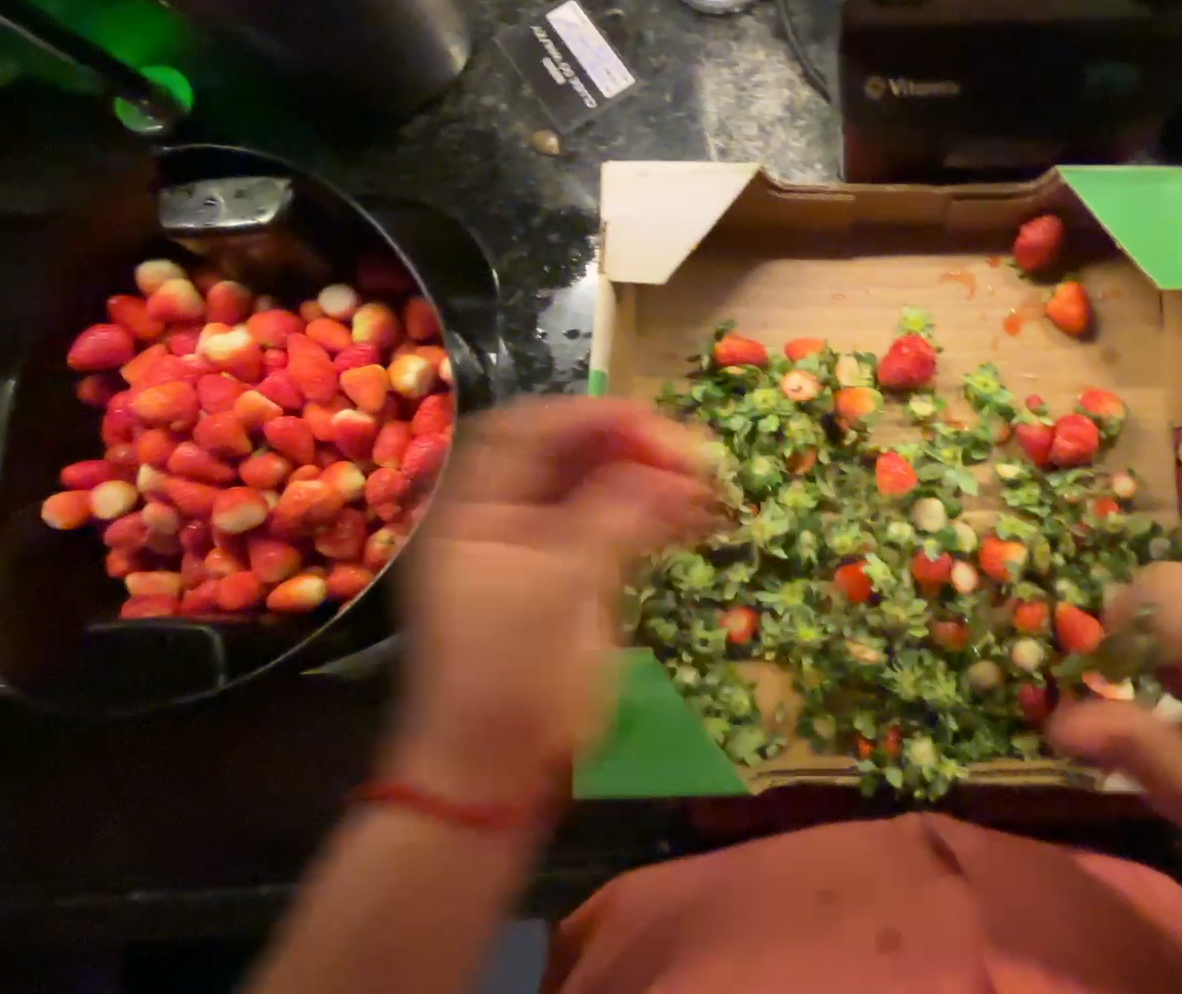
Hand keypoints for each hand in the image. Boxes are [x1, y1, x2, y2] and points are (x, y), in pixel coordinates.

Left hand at [388, 398, 715, 805]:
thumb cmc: (509, 674)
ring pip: (603, 489)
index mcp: (476, 508)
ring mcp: (546, 544)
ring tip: (706, 482)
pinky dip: (660, 515)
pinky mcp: (580, 574)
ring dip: (653, 479)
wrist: (497, 765)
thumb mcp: (559, 586)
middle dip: (632, 447)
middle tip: (690, 455)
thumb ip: (615, 517)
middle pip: (571, 456)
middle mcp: (508, 515)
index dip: (588, 416)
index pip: (527, 432)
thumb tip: (674, 472)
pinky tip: (699, 515)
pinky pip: (622, 526)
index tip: (650, 420)